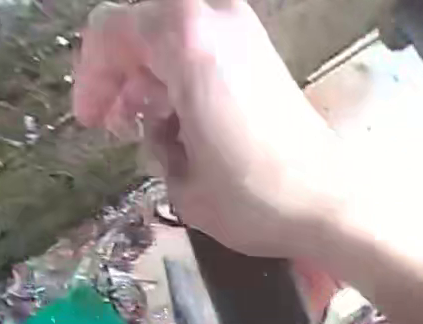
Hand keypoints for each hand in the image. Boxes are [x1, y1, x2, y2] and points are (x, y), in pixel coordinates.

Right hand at [72, 0, 355, 258]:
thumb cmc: (257, 200)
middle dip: (125, 78)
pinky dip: (190, 80)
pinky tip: (190, 126)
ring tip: (155, 132)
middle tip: (119, 125)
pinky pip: (210, 53)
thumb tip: (161, 135)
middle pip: (145, 29)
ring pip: (177, 39)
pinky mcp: (267, 58)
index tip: (90, 122)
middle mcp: (214, 17)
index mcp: (183, 36)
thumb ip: (157, 150)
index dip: (91, 80)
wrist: (332, 206)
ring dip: (157, 80)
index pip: (112, 34)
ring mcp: (246, 33)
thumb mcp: (186, 189)